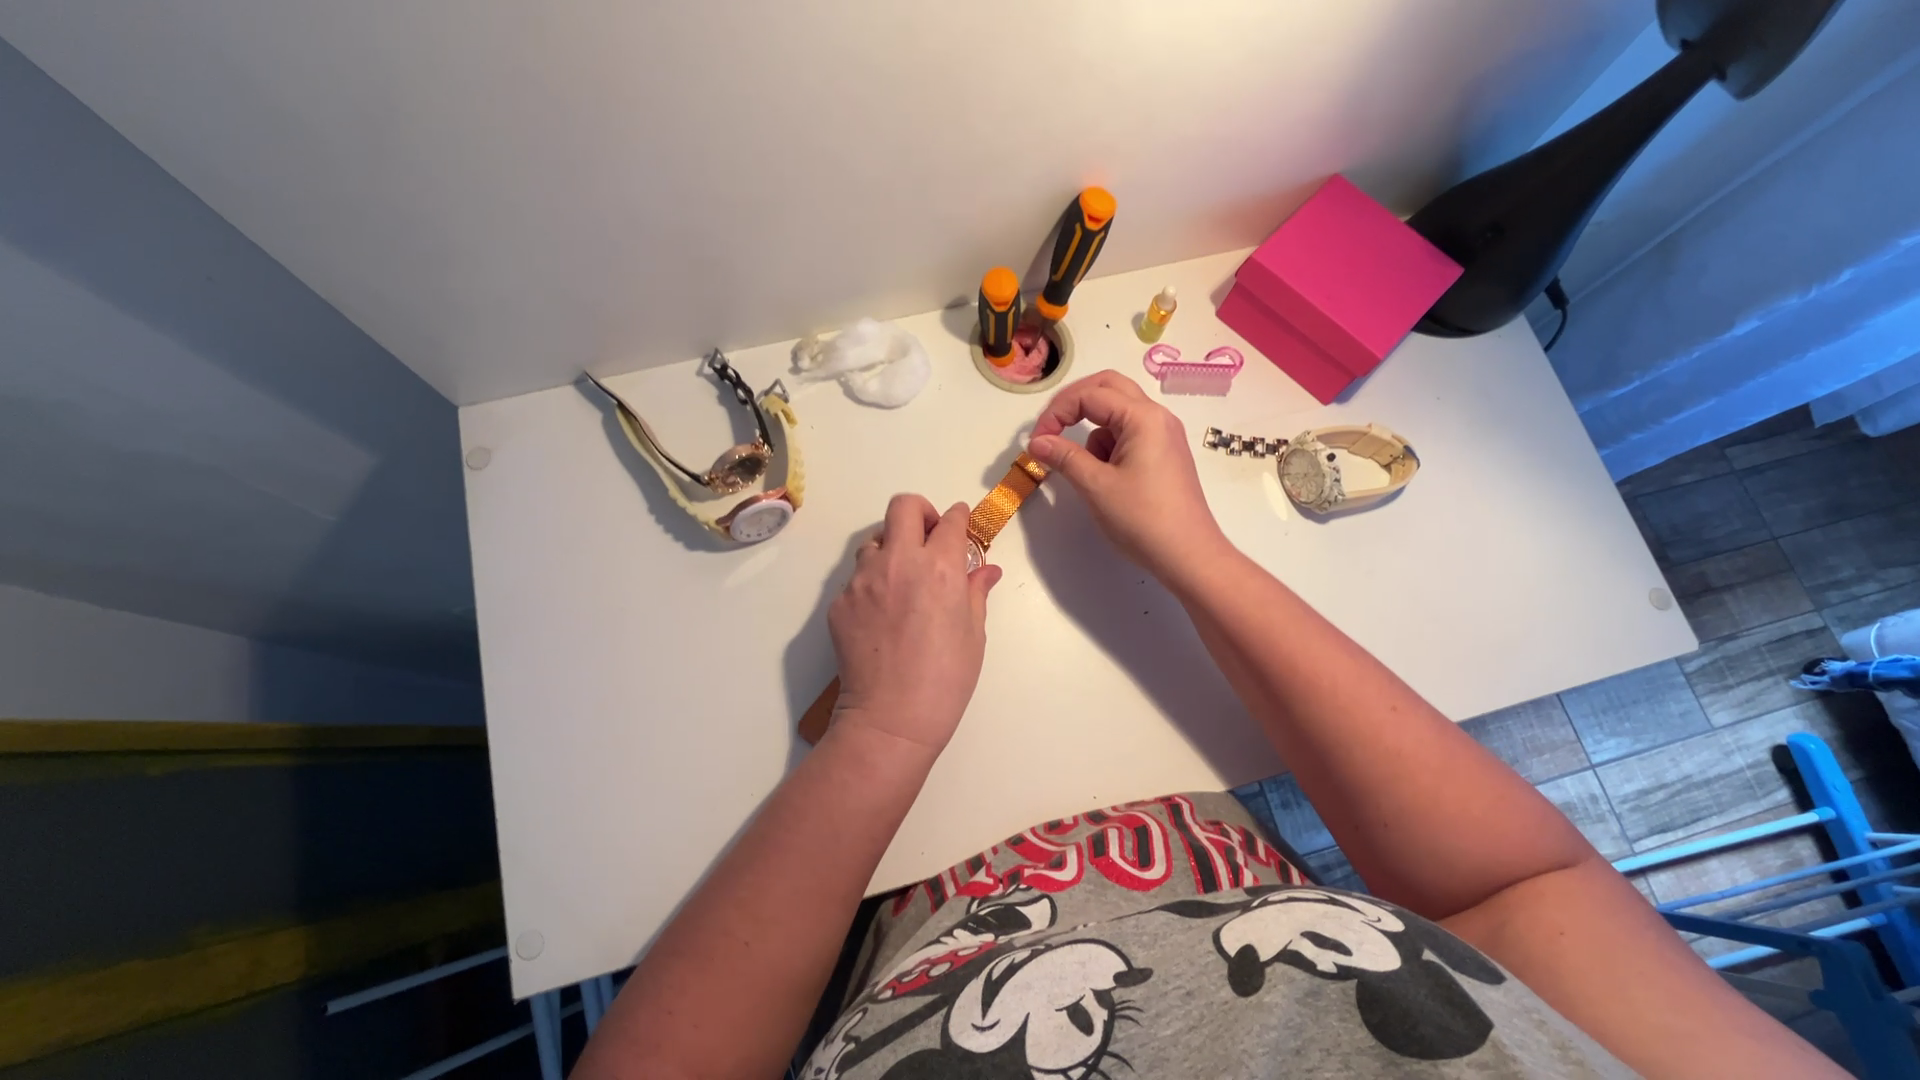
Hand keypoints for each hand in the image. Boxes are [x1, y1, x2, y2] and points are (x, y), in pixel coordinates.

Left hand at [828, 495, 1002, 752]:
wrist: (891, 718)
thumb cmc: (946, 680)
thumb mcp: (973, 634)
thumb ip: (975, 592)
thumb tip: (985, 569)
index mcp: (940, 568)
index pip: (951, 521)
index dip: (959, 518)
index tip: (960, 524)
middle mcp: (899, 562)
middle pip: (903, 507)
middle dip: (920, 513)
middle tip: (929, 538)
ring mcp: (862, 580)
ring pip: (874, 542)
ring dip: (891, 549)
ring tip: (902, 582)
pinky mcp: (839, 602)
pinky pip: (857, 579)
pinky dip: (872, 586)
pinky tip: (882, 617)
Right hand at [1027, 371, 1228, 578]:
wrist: (1188, 555)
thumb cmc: (1143, 519)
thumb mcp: (1096, 486)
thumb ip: (1064, 457)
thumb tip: (1037, 442)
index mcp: (1143, 417)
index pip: (1090, 395)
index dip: (1056, 413)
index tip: (1036, 442)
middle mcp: (1157, 417)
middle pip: (1108, 388)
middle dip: (1074, 405)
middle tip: (1050, 430)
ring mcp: (1164, 435)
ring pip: (1117, 413)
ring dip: (1092, 431)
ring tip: (1085, 471)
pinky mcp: (1164, 454)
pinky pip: (1129, 435)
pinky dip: (1108, 447)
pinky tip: (1106, 479)